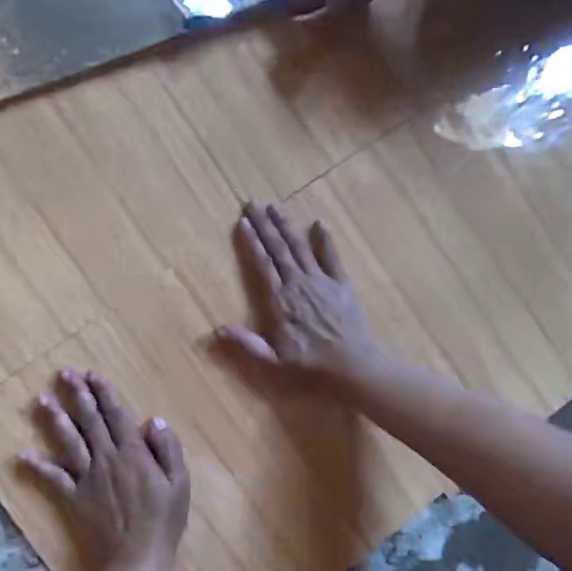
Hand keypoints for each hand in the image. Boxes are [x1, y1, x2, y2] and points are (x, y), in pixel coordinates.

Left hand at [19, 369, 189, 570]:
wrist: (136, 558)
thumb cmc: (163, 521)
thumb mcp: (180, 482)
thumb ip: (168, 448)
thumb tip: (154, 420)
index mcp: (133, 453)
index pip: (117, 415)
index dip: (105, 393)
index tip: (93, 374)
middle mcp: (106, 458)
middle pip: (90, 421)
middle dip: (78, 395)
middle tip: (64, 374)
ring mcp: (86, 478)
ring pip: (69, 442)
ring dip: (55, 419)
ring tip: (42, 399)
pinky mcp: (73, 498)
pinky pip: (52, 479)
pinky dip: (37, 467)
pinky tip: (21, 454)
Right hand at [217, 202, 388, 391]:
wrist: (354, 367)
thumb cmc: (311, 367)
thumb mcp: (274, 362)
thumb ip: (247, 344)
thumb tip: (217, 329)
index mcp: (281, 301)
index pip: (263, 264)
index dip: (252, 242)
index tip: (243, 222)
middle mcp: (299, 284)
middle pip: (279, 249)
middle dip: (265, 225)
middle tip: (253, 203)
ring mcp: (322, 282)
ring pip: (301, 247)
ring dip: (287, 226)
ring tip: (276, 206)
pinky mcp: (342, 285)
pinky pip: (332, 257)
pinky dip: (325, 240)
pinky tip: (319, 223)